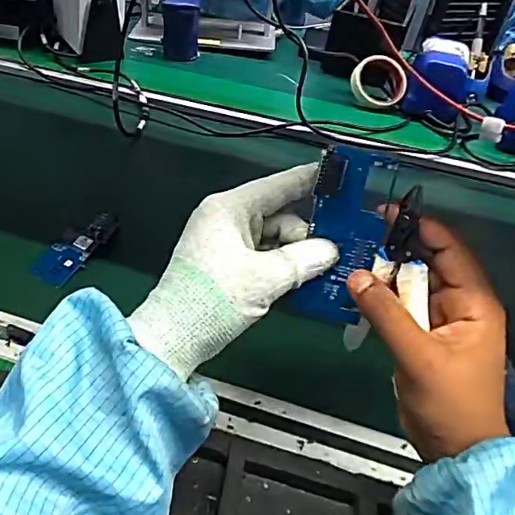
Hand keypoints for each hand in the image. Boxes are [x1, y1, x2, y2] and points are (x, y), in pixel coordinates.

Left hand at [127, 163, 338, 377]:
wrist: (173, 339)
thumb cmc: (212, 299)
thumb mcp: (266, 279)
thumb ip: (304, 260)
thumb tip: (331, 250)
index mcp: (230, 208)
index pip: (279, 184)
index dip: (312, 179)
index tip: (341, 175)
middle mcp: (227, 218)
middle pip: (281, 215)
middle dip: (309, 234)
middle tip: (342, 248)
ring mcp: (226, 241)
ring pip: (275, 239)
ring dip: (298, 255)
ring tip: (326, 271)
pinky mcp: (227, 264)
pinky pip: (265, 256)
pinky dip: (283, 267)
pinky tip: (305, 281)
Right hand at [346, 216, 508, 461]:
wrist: (457, 452)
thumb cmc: (452, 407)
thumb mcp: (418, 357)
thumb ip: (386, 314)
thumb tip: (358, 275)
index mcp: (475, 304)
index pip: (450, 250)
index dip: (421, 227)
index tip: (389, 212)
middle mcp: (462, 306)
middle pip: (428, 263)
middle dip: (397, 248)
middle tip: (363, 233)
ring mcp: (442, 321)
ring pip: (411, 283)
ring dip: (386, 273)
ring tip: (356, 259)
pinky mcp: (424, 336)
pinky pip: (402, 305)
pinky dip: (383, 296)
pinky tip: (361, 290)